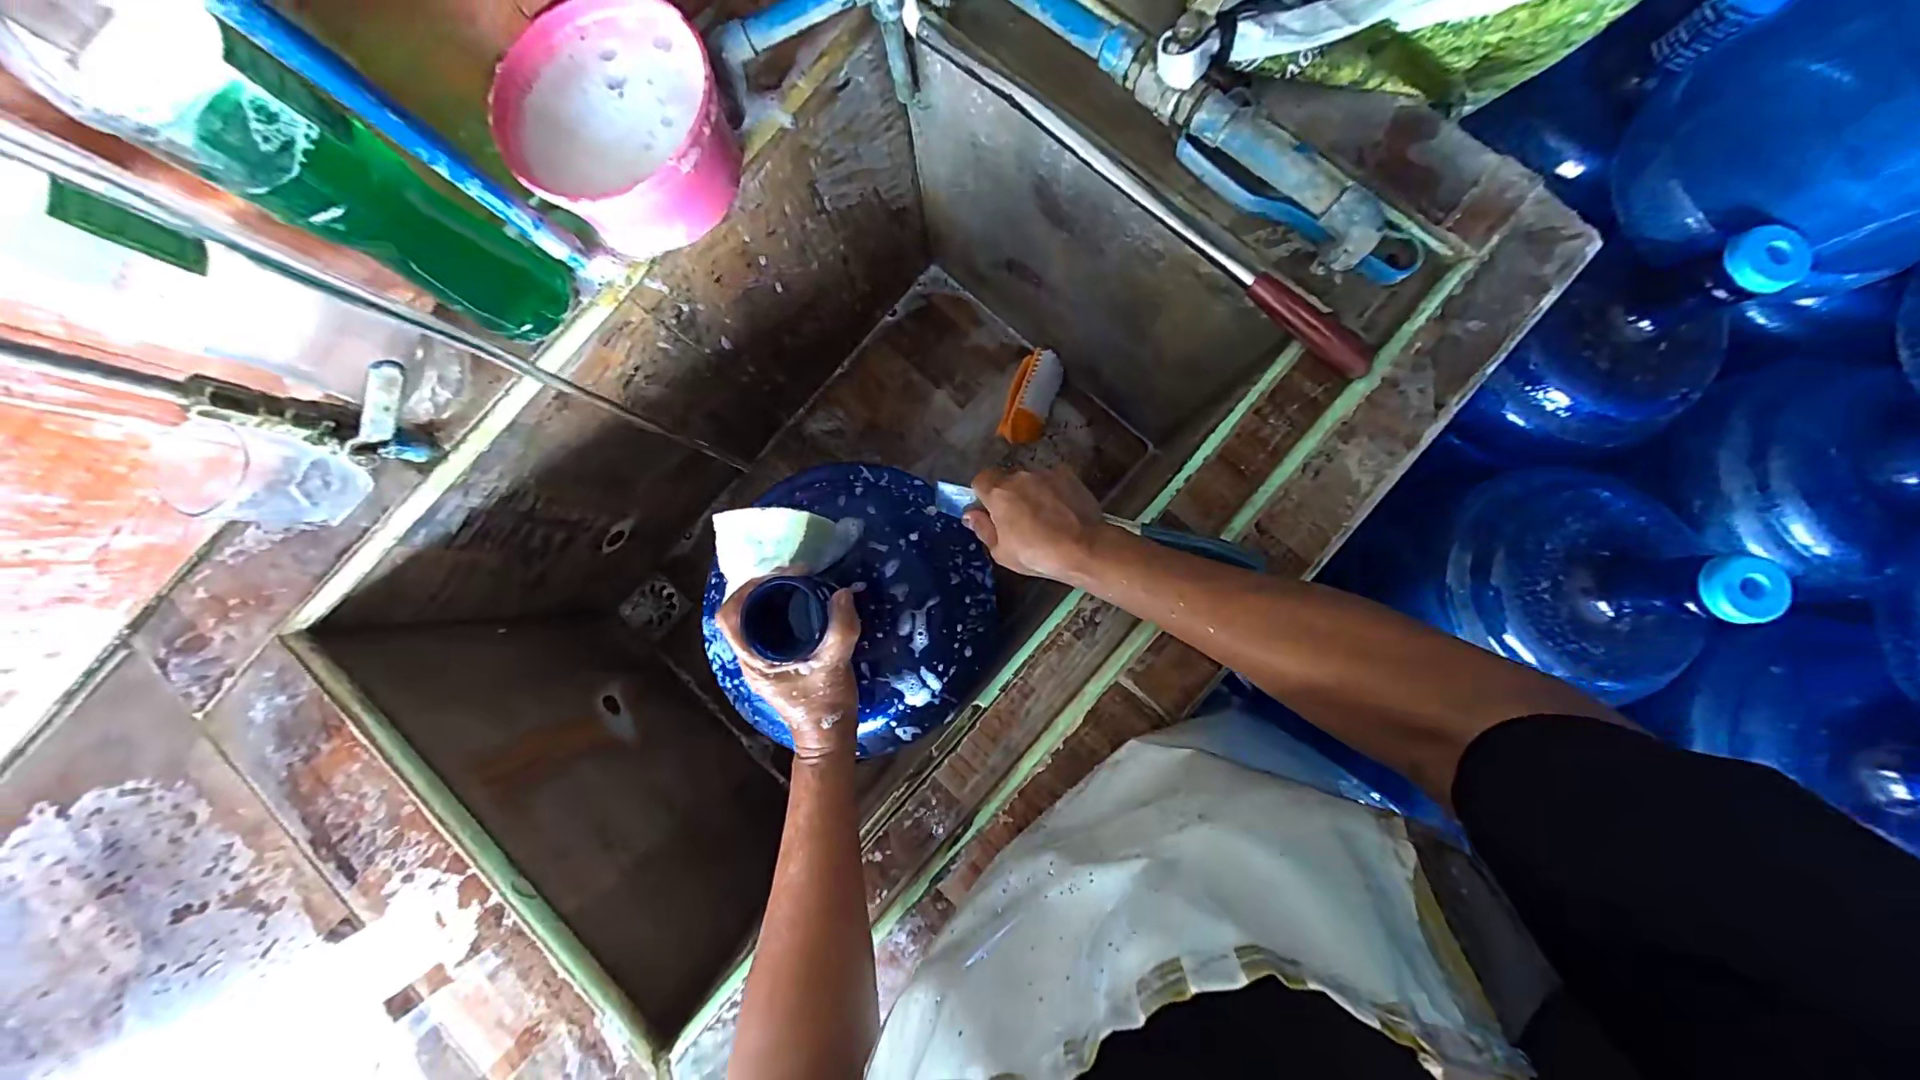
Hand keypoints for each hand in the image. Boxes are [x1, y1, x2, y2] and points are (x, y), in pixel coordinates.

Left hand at [716, 580, 861, 759]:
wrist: (828, 739)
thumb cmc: (824, 707)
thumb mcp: (835, 665)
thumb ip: (840, 629)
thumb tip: (842, 592)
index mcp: (753, 659)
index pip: (729, 617)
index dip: (746, 590)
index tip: (777, 575)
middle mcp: (750, 659)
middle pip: (740, 613)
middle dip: (763, 588)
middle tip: (793, 575)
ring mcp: (762, 662)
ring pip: (754, 620)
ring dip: (772, 599)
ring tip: (799, 584)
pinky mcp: (776, 663)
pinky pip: (769, 629)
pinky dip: (781, 612)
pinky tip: (804, 605)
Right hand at [963, 464, 1108, 582]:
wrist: (1084, 548)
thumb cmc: (1037, 554)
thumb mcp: (1001, 552)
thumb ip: (983, 528)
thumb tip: (971, 514)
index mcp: (998, 493)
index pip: (980, 480)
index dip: (983, 496)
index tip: (990, 512)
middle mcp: (1020, 476)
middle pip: (1005, 478)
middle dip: (1007, 493)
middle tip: (1017, 517)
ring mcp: (1046, 473)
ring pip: (1029, 478)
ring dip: (1030, 491)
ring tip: (1043, 514)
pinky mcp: (1068, 475)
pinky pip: (1051, 479)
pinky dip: (1051, 490)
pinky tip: (1060, 509)